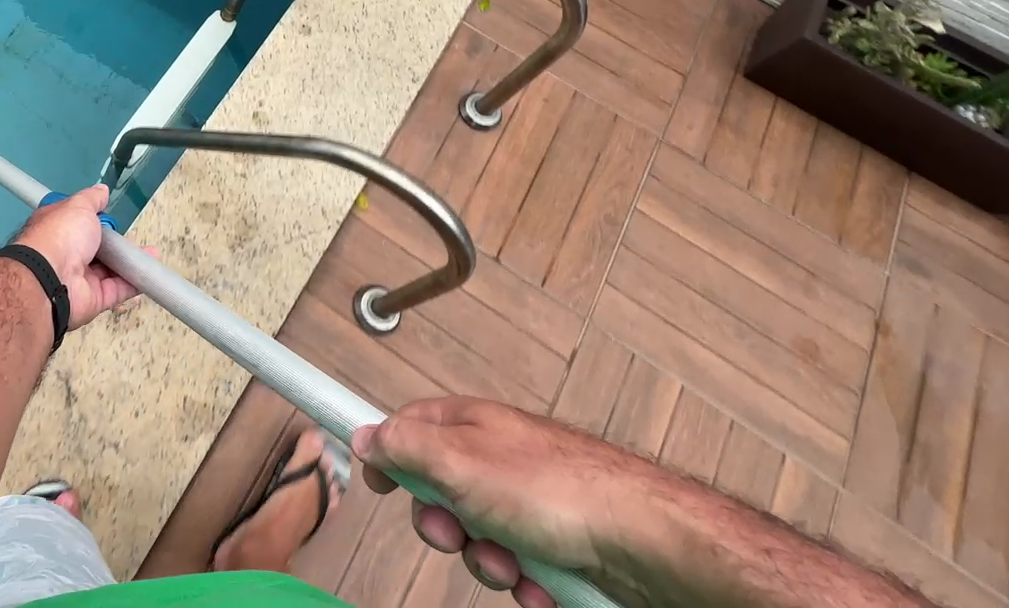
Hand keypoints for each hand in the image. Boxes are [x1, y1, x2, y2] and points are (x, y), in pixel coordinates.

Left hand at [8, 184, 139, 327]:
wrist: (52, 278)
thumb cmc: (60, 235)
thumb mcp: (78, 206)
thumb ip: (92, 199)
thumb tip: (102, 190)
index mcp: (57, 230)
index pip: (77, 223)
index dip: (92, 218)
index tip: (106, 214)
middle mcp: (67, 254)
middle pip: (96, 248)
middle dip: (113, 243)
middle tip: (129, 236)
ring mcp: (80, 278)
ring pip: (110, 269)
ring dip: (128, 261)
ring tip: (149, 252)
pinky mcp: (94, 298)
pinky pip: (118, 288)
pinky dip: (134, 280)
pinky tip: (148, 269)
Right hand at [351, 397, 668, 607]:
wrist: (645, 540)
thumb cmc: (551, 489)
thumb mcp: (456, 460)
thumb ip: (402, 445)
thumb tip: (363, 435)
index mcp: (468, 426)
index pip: (408, 428)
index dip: (388, 455)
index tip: (379, 486)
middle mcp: (495, 457)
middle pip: (439, 490)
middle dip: (442, 523)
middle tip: (455, 533)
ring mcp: (527, 500)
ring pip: (478, 536)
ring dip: (486, 559)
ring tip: (513, 565)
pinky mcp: (556, 540)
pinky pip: (518, 564)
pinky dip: (524, 579)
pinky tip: (540, 582)